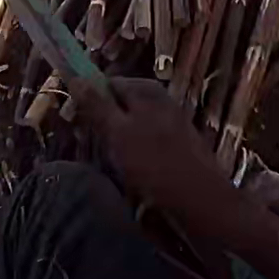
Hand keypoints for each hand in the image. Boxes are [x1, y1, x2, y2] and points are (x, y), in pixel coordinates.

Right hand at [71, 77, 247, 232]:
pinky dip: (136, 152)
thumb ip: (97, 105)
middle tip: (97, 148)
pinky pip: (147, 139)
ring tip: (116, 165)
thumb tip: (76, 76)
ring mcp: (171, 119)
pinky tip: (136, 173)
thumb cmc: (156, 165)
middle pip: (120, 102)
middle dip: (105, 123)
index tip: (80, 125)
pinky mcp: (178, 142)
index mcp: (146, 89)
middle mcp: (160, 98)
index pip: (107, 83)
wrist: (203, 201)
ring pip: (132, 123)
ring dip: (119, 141)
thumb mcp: (118, 133)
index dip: (90, 101)